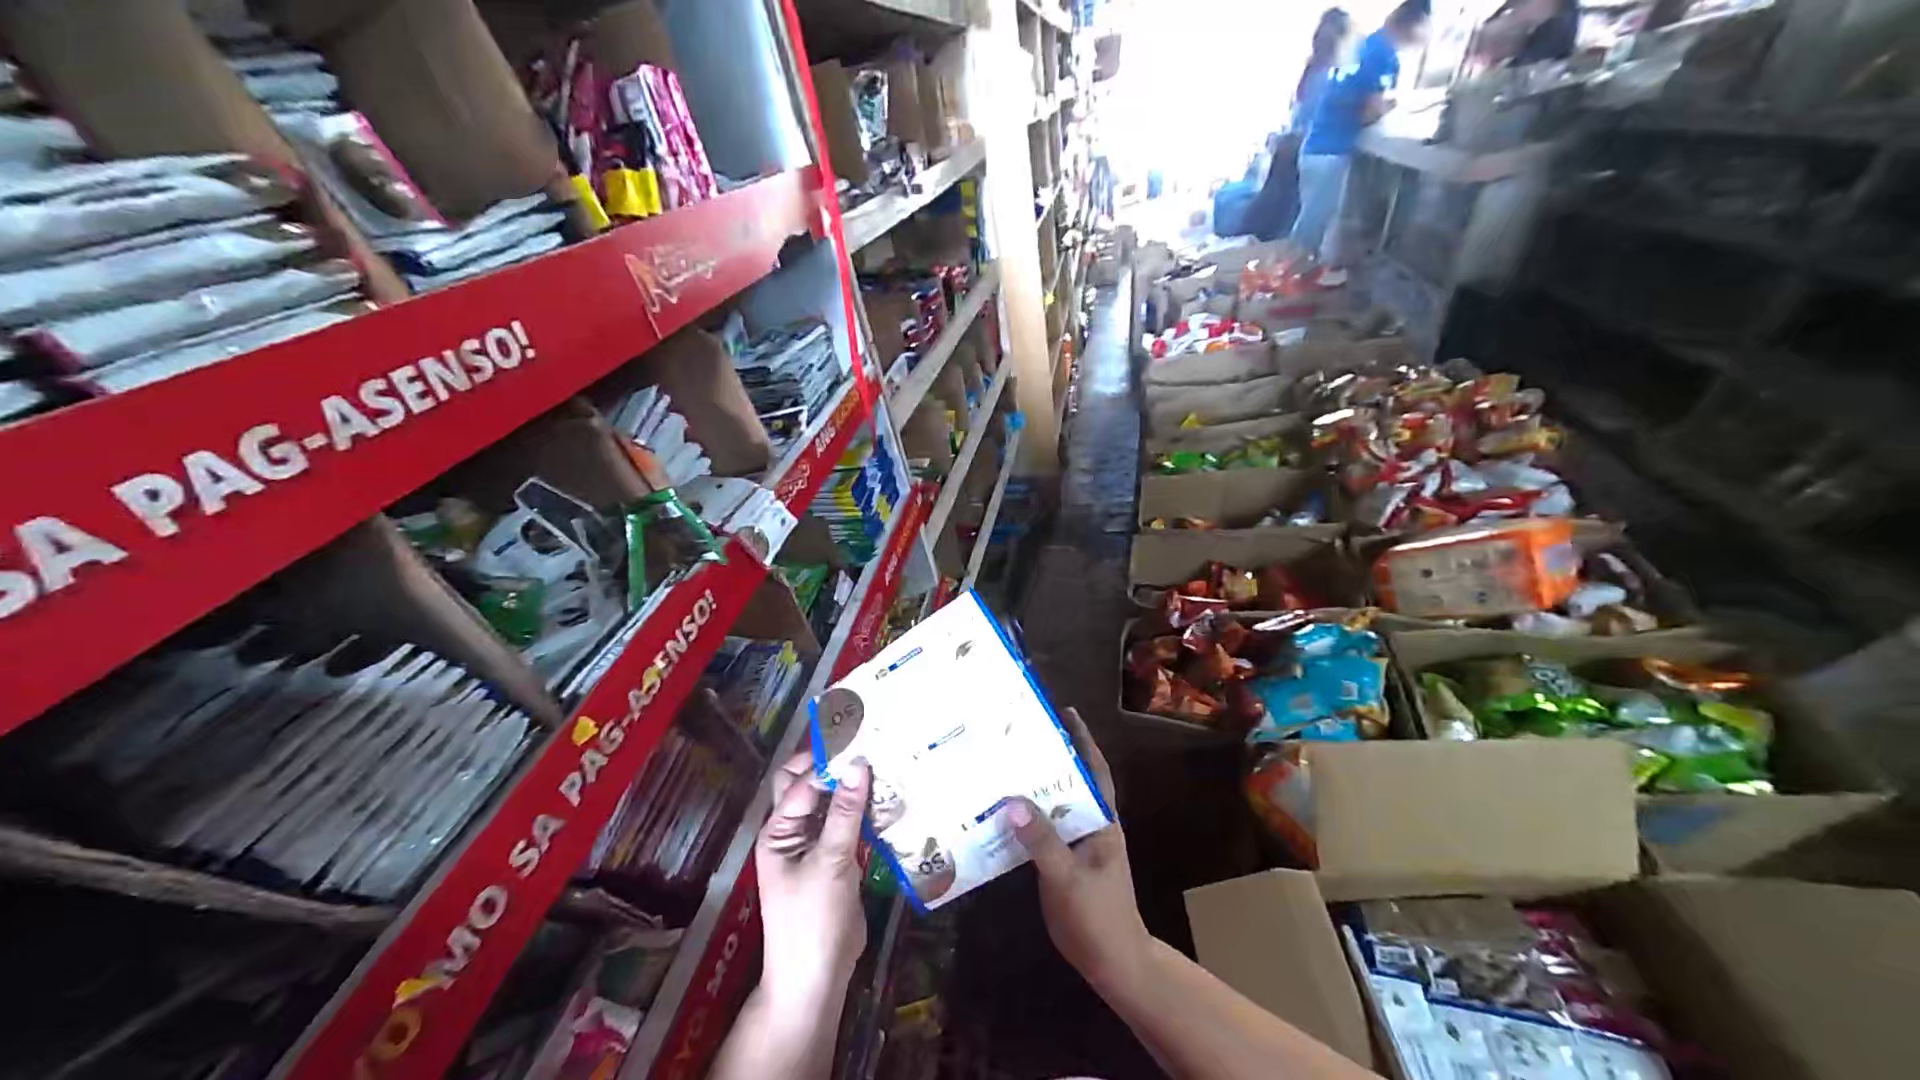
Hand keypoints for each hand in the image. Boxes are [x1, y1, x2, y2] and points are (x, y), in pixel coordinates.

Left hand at [754, 753, 868, 1010]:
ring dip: (850, 788)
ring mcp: (814, 847)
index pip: (802, 784)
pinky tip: (885, 801)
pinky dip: (861, 811)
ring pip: (830, 804)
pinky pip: (845, 825)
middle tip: (867, 749)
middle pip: (809, 787)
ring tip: (882, 767)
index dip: (828, 764)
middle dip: (833, 768)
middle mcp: (792, 833)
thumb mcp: (831, 862)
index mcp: (778, 832)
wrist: (817, 977)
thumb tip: (858, 764)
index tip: (862, 744)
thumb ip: (845, 813)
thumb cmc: (813, 919)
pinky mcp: (835, 860)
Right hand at [1004, 709, 1151, 993]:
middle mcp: (1090, 826)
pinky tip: (998, 815)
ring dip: (1032, 790)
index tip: (1066, 712)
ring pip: (1052, 808)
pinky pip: (1041, 832)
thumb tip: (1012, 800)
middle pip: (1069, 784)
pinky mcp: (1062, 864)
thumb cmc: (1098, 915)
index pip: (1095, 771)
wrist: (1112, 964)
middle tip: (1016, 736)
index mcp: (1102, 821)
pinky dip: (1024, 821)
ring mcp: (1076, 846)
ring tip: (1000, 767)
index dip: (1083, 741)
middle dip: (1048, 759)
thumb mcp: (1068, 877)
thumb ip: (1041, 841)